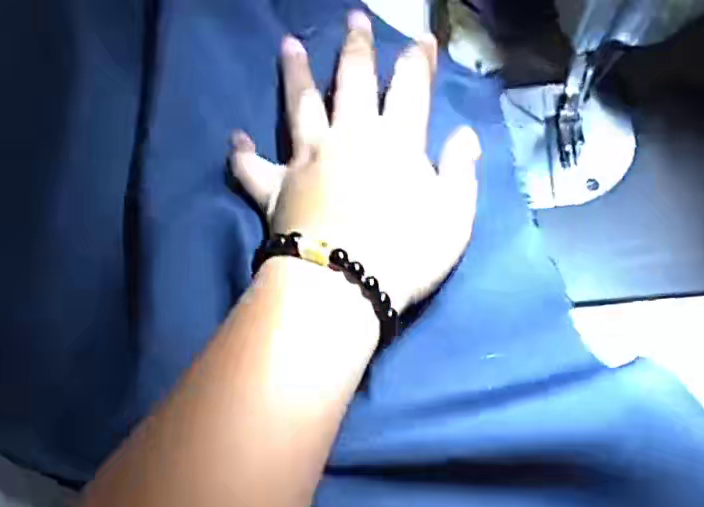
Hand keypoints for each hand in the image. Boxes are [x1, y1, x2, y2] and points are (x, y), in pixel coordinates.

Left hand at [230, 11, 482, 314]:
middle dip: (356, 49)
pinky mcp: (276, 190)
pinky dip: (244, 153)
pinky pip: (255, 168)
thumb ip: (460, 174)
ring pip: (300, 106)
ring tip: (289, 47)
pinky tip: (237, 139)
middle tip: (355, 21)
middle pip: (352, 80)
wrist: (344, 283)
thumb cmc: (407, 255)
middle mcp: (349, 135)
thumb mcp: (454, 219)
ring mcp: (308, 159)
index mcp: (397, 140)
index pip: (411, 88)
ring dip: (295, 74)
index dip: (417, 62)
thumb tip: (466, 137)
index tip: (422, 42)